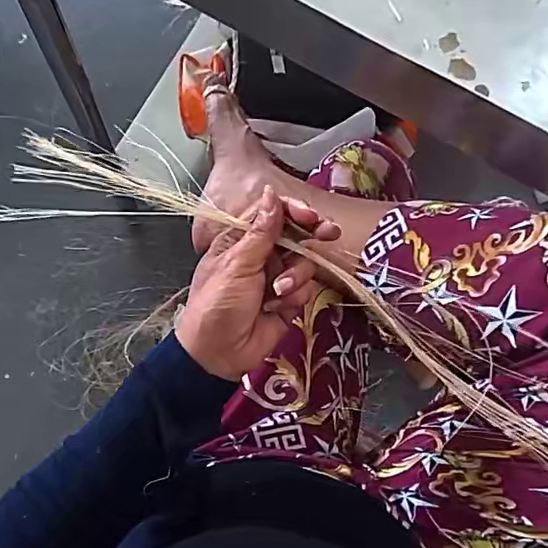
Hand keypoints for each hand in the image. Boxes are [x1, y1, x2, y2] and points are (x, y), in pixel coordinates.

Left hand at [175, 187, 340, 380]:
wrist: (219, 353)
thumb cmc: (218, 304)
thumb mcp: (237, 263)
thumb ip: (261, 231)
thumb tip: (271, 194)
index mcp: (241, 240)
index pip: (273, 215)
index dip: (293, 212)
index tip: (309, 217)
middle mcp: (262, 255)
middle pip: (296, 236)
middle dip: (311, 237)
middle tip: (329, 233)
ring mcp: (276, 278)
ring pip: (304, 264)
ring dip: (296, 276)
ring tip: (279, 291)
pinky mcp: (289, 301)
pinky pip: (305, 289)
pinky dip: (295, 296)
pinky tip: (277, 307)